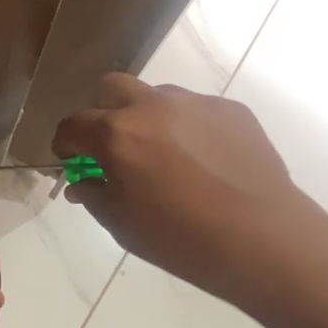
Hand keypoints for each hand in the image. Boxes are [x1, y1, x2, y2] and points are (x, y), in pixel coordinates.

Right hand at [52, 73, 327, 297]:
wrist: (261, 238)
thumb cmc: (179, 238)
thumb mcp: (121, 224)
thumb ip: (94, 194)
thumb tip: (83, 181)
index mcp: (115, 134)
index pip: (72, 125)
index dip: (65, 144)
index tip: (71, 160)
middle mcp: (150, 106)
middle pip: (110, 88)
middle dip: (102, 111)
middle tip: (112, 145)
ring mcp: (194, 103)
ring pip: (156, 96)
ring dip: (148, 118)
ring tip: (165, 156)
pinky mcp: (230, 109)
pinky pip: (197, 111)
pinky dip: (188, 129)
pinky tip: (204, 163)